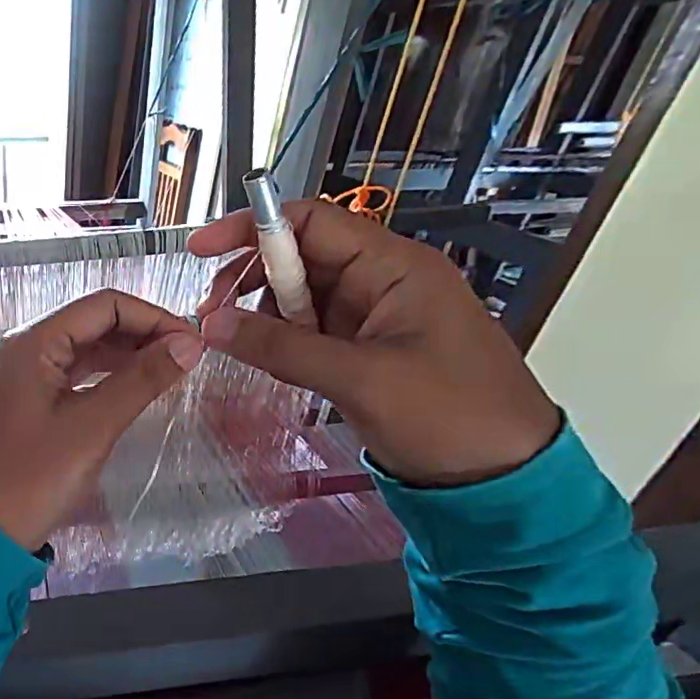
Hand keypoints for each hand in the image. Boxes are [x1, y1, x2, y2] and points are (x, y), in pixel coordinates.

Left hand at [0, 290, 204, 550]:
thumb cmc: (32, 478)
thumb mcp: (92, 426)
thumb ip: (141, 379)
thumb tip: (188, 345)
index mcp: (34, 343)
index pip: (103, 305)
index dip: (152, 316)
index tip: (192, 339)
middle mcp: (27, 349)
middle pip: (94, 322)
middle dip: (143, 333)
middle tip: (188, 355)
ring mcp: (28, 374)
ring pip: (88, 348)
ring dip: (129, 353)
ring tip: (171, 369)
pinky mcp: (32, 399)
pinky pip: (77, 373)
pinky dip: (109, 375)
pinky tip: (138, 385)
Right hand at [192, 200, 559, 486]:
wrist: (498, 476)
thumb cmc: (448, 415)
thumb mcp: (360, 378)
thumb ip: (281, 347)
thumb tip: (211, 325)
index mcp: (393, 267)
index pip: (311, 222)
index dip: (252, 227)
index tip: (200, 248)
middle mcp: (379, 281)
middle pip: (298, 258)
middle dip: (249, 279)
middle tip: (211, 315)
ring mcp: (370, 317)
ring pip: (297, 298)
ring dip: (261, 315)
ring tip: (235, 344)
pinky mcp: (361, 349)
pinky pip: (307, 332)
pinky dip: (279, 341)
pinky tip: (263, 359)